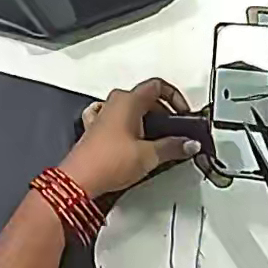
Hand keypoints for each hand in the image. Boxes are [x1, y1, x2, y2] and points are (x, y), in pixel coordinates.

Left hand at [59, 78, 200, 197]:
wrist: (79, 180)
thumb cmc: (106, 161)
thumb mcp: (149, 155)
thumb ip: (173, 146)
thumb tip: (187, 144)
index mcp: (127, 101)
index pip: (157, 86)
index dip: (175, 97)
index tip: (183, 113)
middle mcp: (113, 104)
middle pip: (145, 98)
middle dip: (164, 113)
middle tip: (175, 130)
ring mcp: (102, 117)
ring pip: (131, 110)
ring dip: (147, 122)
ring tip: (158, 141)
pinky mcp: (96, 132)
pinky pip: (118, 123)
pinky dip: (130, 130)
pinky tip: (136, 144)